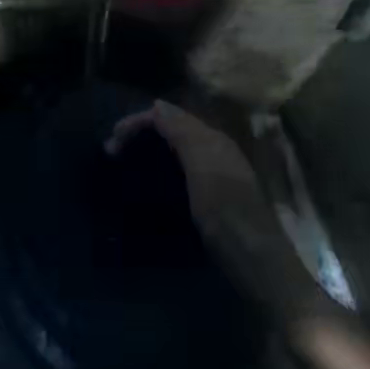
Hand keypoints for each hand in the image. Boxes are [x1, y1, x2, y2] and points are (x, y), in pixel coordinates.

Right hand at [109, 101, 305, 311]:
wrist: (258, 264)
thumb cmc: (227, 213)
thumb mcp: (202, 167)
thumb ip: (182, 132)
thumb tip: (157, 104)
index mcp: (211, 138)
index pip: (167, 115)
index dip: (138, 122)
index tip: (111, 141)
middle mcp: (214, 149)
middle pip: (170, 129)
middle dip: (140, 134)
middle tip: (111, 152)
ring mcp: (215, 173)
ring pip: (174, 148)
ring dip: (147, 149)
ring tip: (123, 162)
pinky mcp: (213, 197)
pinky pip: (180, 168)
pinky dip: (160, 166)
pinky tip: (150, 181)